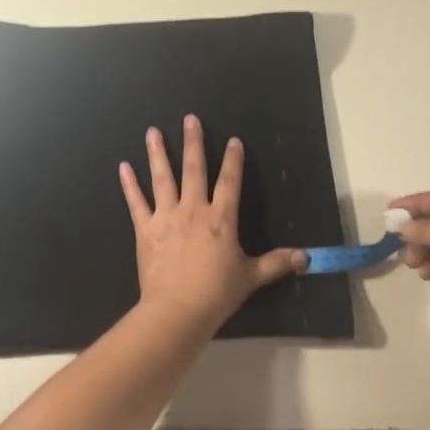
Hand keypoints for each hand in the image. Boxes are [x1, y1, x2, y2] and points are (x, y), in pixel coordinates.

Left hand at [119, 116, 305, 330]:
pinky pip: (136, 202)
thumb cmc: (217, 293)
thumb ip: (276, 263)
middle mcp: (193, 210)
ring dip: (158, 154)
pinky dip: (129, 184)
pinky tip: (123, 167)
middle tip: (189, 119)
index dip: (233, 160)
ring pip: (162, 178)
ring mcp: (166, 217)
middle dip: (192, 143)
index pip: (230, 182)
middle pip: (194, 170)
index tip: (233, 141)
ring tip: (153, 132)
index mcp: (221, 219)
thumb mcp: (251, 277)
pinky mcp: (145, 230)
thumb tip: (306, 258)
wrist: (177, 309)